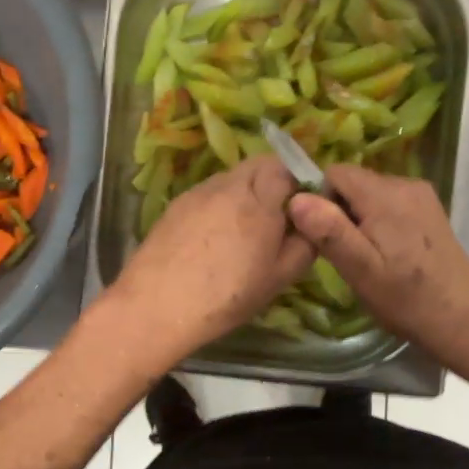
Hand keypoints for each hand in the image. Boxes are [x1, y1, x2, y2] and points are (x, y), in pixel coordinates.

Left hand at [107, 156, 313, 366]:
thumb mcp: (279, 278)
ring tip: (243, 228)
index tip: (303, 206)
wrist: (157, 304)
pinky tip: (214, 235)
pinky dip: (219, 203)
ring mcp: (199, 191)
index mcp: (261, 200)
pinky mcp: (177, 203)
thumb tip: (311, 225)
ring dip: (245, 191)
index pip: (288, 167)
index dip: (299, 182)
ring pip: (232, 177)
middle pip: (259, 165)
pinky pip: (208, 192)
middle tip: (276, 215)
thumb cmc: (226, 296)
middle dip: (273, 180)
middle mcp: (230, 185)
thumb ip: (304, 245)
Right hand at [287, 164, 468, 350]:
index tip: (324, 235)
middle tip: (345, 252)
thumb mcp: (360, 270)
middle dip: (340, 209)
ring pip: (370, 191)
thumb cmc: (404, 297)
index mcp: (384, 195)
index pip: (335, 172)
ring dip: (359, 216)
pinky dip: (379, 220)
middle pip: (354, 181)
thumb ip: (329, 231)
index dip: (320, 199)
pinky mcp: (429, 208)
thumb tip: (296, 199)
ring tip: (366, 254)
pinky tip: (387, 251)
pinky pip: (389, 201)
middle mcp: (404, 184)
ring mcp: (421, 194)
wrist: (459, 316)